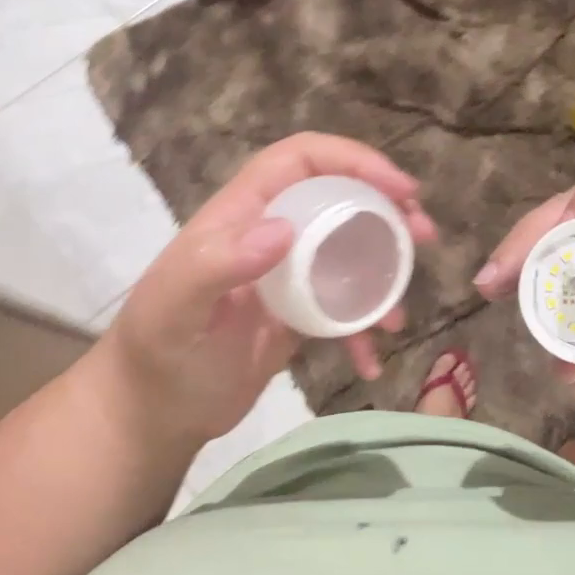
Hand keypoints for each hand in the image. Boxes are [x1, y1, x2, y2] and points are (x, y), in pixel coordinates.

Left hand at [95, 133, 435, 447]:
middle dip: (386, 211)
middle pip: (336, 200)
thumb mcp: (176, 307)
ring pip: (348, 256)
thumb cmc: (156, 355)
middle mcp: (266, 238)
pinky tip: (370, 360)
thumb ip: (218, 263)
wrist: (151, 415)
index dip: (352, 160)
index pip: (299, 161)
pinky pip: (341, 311)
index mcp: (238, 216)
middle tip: (423, 236)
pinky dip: (361, 332)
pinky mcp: (295, 319)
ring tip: (403, 311)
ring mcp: (284, 279)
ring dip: (384, 274)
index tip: (400, 188)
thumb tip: (285, 230)